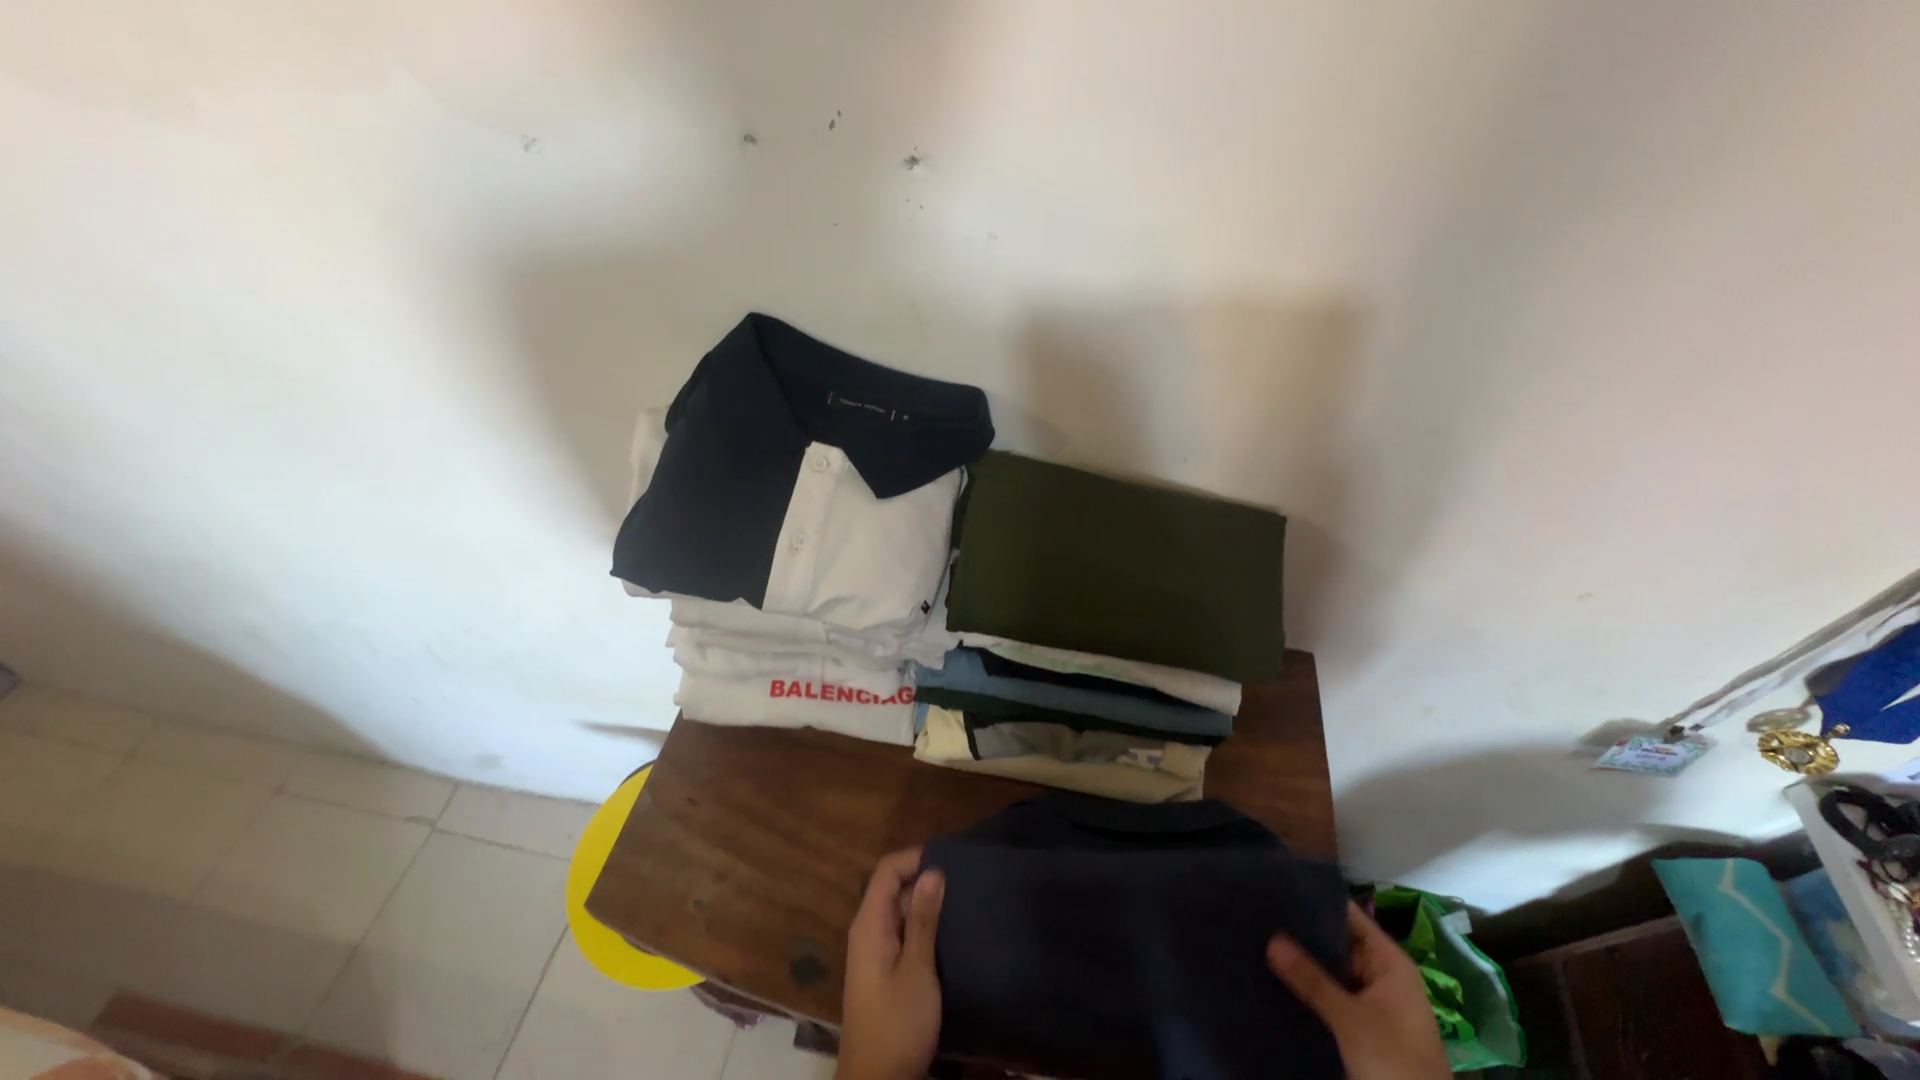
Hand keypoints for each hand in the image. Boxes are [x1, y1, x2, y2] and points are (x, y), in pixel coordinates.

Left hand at [837, 848, 944, 1079]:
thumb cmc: (897, 1024)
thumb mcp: (917, 970)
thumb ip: (923, 920)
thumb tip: (933, 871)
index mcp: (869, 925)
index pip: (887, 870)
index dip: (916, 858)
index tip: (953, 859)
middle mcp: (868, 932)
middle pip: (894, 889)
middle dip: (927, 881)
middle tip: (968, 883)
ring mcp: (876, 954)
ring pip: (902, 914)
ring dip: (928, 907)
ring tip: (966, 904)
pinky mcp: (886, 973)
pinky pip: (905, 936)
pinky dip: (925, 930)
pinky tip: (952, 935)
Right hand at [1268, 901, 1450, 1079]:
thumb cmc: (1394, 1061)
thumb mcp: (1350, 1019)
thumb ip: (1311, 979)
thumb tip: (1271, 938)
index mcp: (1389, 962)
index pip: (1348, 916)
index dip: (1314, 901)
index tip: (1275, 889)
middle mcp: (1382, 974)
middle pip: (1337, 943)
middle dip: (1301, 934)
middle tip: (1256, 918)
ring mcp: (1373, 1001)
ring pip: (1332, 972)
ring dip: (1303, 964)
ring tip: (1256, 943)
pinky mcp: (1362, 1025)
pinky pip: (1331, 996)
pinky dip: (1309, 990)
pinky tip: (1275, 981)